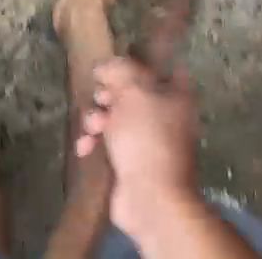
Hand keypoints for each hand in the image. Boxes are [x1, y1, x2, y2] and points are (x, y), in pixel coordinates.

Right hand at [76, 57, 201, 240]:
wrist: (150, 199)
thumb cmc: (146, 139)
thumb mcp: (132, 92)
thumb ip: (119, 70)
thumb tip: (105, 66)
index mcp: (176, 97)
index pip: (163, 68)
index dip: (141, 61)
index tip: (118, 61)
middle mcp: (165, 117)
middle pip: (132, 92)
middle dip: (109, 94)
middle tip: (100, 97)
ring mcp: (148, 142)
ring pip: (116, 117)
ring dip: (97, 119)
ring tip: (92, 128)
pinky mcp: (131, 162)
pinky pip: (109, 143)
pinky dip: (95, 143)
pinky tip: (85, 148)